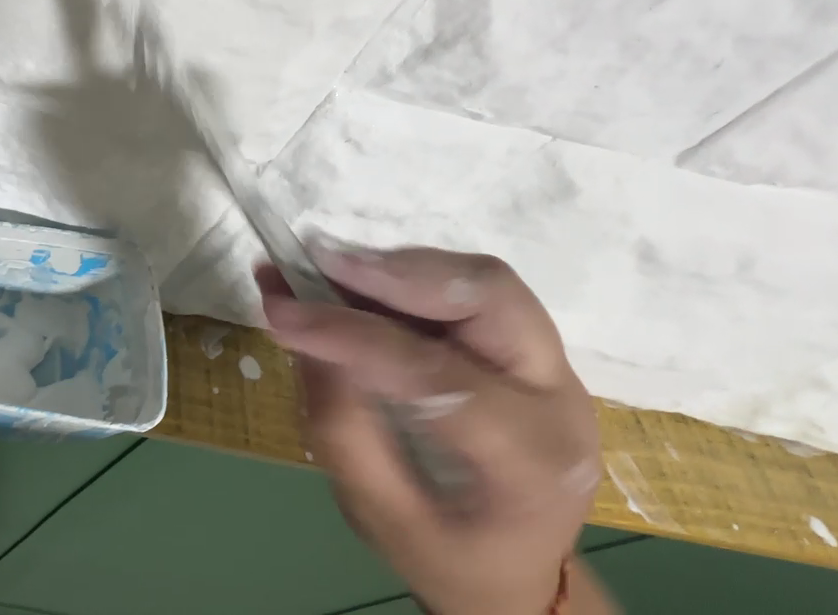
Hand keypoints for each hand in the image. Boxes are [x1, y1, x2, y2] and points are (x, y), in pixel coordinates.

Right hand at [257, 244, 599, 614]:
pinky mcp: (531, 349)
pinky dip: (404, 278)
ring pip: (482, 279)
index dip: (350, 331)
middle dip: (394, 271)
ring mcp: (553, 367)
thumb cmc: (446, 558)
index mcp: (529, 462)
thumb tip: (304, 337)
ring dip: (395, 268)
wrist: (520, 579)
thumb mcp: (379, 516)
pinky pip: (469, 291)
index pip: (435, 371)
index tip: (278, 309)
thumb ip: (342, 429)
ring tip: (323, 266)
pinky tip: (353, 282)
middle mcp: (559, 400)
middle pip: (490, 295)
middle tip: (314, 259)